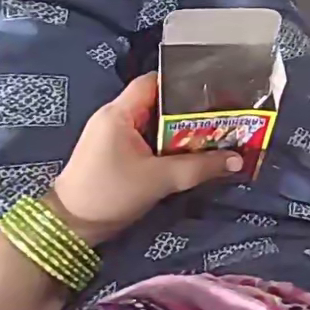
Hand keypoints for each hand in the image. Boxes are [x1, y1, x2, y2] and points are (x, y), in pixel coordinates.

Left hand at [49, 73, 242, 244]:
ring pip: (154, 123)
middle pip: (157, 102)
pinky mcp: (115, 153)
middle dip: (189, 111)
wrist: (72, 227)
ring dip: (180, 130)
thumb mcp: (160, 180)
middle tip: (221, 117)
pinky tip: (190, 152)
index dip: (182, 83)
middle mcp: (115, 117)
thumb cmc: (111, 194)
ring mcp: (113, 135)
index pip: (154, 82)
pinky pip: (147, 139)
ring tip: (213, 134)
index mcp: (119, 112)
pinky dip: (167, 144)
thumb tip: (238, 160)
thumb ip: (200, 167)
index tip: (212, 92)